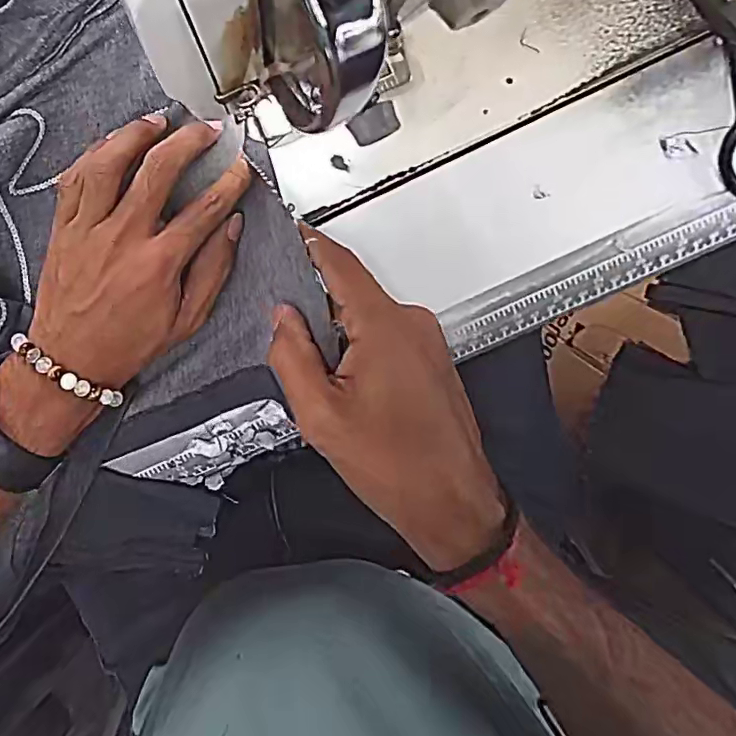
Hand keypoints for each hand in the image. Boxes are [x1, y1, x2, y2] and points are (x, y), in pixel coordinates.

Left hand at [0, 112, 252, 455]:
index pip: (204, 208)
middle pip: (158, 171)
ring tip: (157, 121)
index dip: (229, 181)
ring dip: (135, 135)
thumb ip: (213, 270)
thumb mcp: (185, 320)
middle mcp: (121, 239)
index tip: (240, 166)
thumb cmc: (127, 342)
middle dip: (188, 142)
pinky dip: (92, 154)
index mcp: (157, 264)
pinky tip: (110, 142)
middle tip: (204, 130)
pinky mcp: (63, 228)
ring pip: (109, 164)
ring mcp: (88, 230)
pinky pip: (74, 179)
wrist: (70, 360)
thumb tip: (232, 226)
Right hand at [267, 227, 507, 571]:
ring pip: (364, 315)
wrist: (453, 505)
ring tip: (328, 384)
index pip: (338, 262)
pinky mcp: (430, 356)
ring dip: (337, 335)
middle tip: (294, 346)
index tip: (290, 230)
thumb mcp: (319, 414)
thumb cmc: (399, 467)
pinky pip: (384, 333)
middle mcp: (411, 323)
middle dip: (315, 310)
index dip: (308, 243)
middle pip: (348, 291)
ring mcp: (425, 339)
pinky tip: (350, 389)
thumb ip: (291, 355)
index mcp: (383, 326)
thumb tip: (282, 318)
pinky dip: (358, 347)